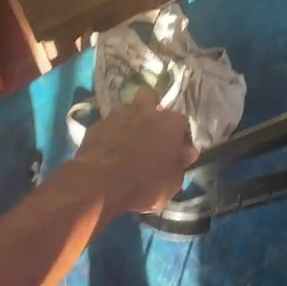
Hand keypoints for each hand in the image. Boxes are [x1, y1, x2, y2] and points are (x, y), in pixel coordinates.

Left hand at [62, 90, 196, 214]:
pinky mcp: (98, 123)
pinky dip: (113, 132)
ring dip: (131, 120)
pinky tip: (111, 148)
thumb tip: (187, 151)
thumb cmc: (144, 185)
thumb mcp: (172, 183)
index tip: (178, 151)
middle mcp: (146, 110)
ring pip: (129, 108)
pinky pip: (110, 124)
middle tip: (152, 134)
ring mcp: (119, 113)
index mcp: (170, 122)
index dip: (181, 137)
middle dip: (153, 112)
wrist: (100, 184)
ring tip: (129, 140)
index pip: (182, 123)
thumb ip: (181, 162)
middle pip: (152, 100)